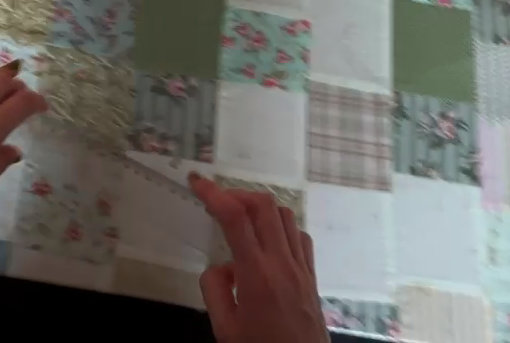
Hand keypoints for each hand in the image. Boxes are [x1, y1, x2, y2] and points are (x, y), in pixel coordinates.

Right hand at [190, 174, 327, 342]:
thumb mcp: (225, 330)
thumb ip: (214, 291)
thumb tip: (220, 266)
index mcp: (256, 275)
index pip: (234, 217)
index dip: (212, 193)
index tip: (196, 183)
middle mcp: (281, 263)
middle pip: (263, 204)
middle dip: (237, 194)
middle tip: (218, 202)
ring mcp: (301, 268)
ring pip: (284, 214)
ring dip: (260, 207)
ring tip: (242, 218)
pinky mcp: (312, 277)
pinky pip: (300, 235)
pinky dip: (282, 226)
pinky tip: (269, 239)